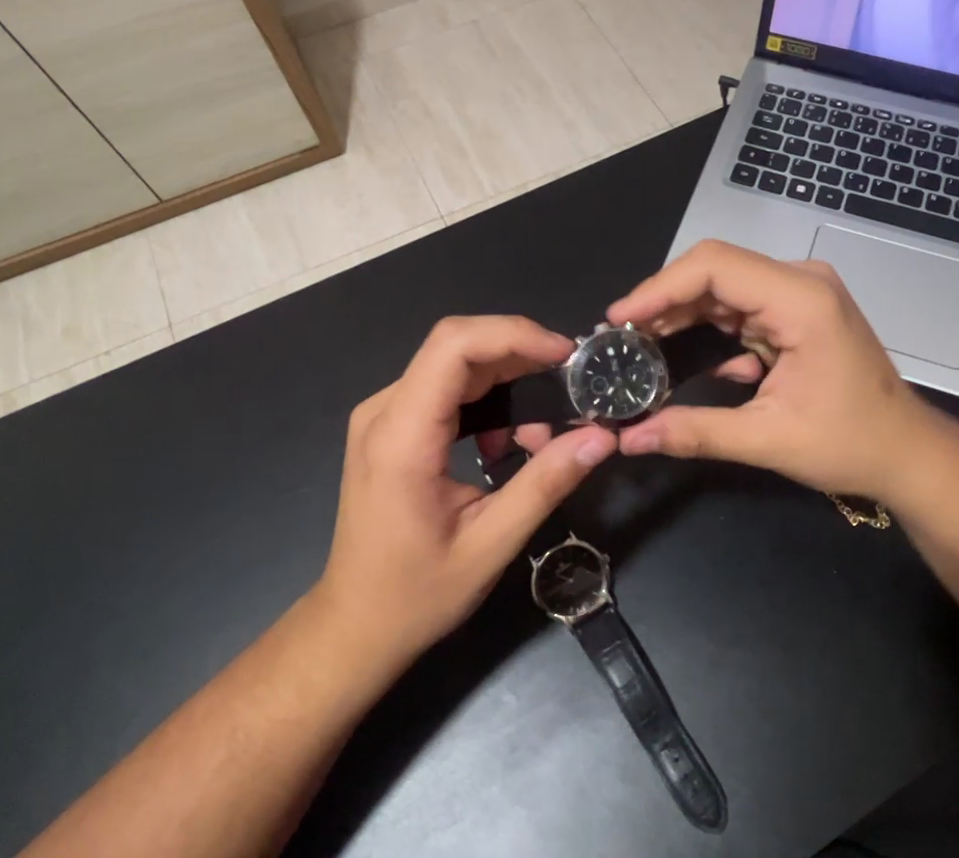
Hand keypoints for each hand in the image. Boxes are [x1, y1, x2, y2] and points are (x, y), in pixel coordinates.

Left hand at [315, 316, 616, 667]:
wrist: (356, 623)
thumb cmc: (416, 593)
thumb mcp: (490, 545)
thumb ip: (545, 484)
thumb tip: (602, 437)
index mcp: (401, 437)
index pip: (454, 345)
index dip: (514, 335)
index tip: (566, 356)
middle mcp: (383, 412)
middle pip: (457, 347)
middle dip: (521, 359)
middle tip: (569, 396)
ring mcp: (381, 417)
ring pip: (454, 364)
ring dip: (507, 384)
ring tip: (542, 434)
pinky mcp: (390, 428)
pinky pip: (444, 389)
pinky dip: (487, 402)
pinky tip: (505, 445)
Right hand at [606, 241, 958, 506]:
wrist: (906, 452)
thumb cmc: (849, 444)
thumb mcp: (767, 441)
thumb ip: (695, 432)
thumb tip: (630, 439)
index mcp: (801, 300)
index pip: (714, 267)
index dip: (659, 288)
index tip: (619, 319)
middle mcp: (802, 283)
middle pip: (716, 271)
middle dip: (664, 301)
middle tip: (619, 337)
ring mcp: (803, 294)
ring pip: (725, 288)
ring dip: (682, 314)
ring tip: (638, 345)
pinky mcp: (799, 312)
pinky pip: (742, 307)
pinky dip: (708, 327)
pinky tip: (679, 353)